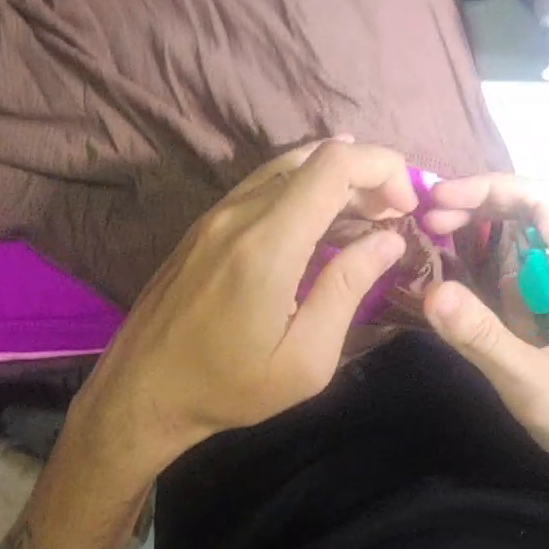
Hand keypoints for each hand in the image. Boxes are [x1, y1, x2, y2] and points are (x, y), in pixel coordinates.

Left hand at [71, 140, 417, 471]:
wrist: (142, 391)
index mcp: (268, 244)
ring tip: (366, 217)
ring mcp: (216, 215)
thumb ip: (347, 290)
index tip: (407, 206)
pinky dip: (303, 189)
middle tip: (394, 216)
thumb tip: (389, 239)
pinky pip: (262, 185)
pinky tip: (321, 218)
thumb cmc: (228, 387)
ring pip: (287, 166)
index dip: (382, 168)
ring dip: (335, 180)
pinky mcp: (204, 225)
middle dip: (366, 174)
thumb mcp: (304, 360)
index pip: (334, 165)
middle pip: (315, 158)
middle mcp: (239, 214)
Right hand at [418, 175, 548, 504]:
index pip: (541, 201)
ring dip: (493, 251)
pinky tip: (491, 300)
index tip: (434, 201)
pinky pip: (544, 267)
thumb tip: (430, 290)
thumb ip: (481, 336)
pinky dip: (509, 275)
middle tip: (430, 227)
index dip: (483, 191)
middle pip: (538, 210)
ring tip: (453, 263)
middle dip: (481, 214)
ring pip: (536, 239)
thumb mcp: (534, 386)